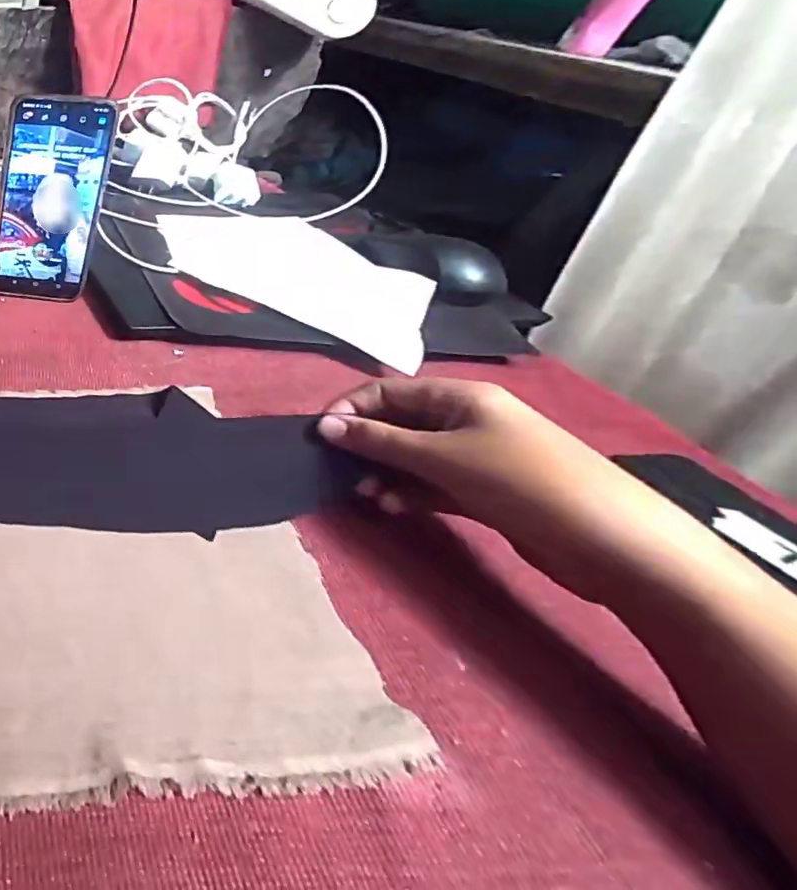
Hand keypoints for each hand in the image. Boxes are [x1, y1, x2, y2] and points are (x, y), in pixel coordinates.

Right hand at [316, 378, 718, 602]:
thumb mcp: (441, 456)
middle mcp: (467, 421)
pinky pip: (428, 483)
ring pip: (409, 456)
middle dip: (364, 444)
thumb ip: (378, 440)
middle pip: (397, 423)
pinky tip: (391, 506)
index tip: (320, 435)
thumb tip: (324, 426)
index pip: (387, 391)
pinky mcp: (482, 491)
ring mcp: (476, 457)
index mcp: (462, 398)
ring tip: (365, 493)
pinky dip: (406, 492)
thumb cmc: (522, 481)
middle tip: (336, 467)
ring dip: (382, 472)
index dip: (350, 408)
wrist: (616, 545)